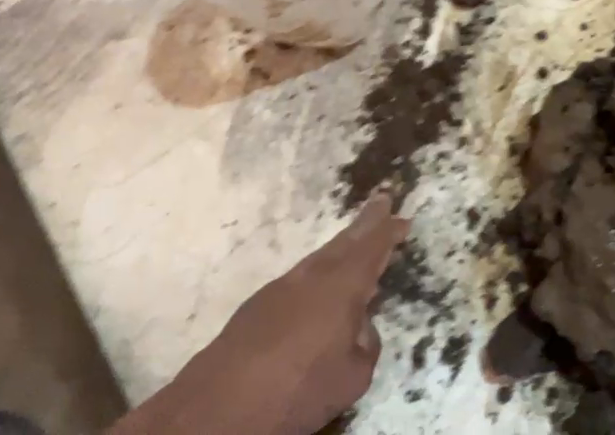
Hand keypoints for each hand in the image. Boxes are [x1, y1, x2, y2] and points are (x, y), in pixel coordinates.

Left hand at [115, 192, 410, 434]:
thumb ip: (366, 345)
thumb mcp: (353, 377)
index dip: (389, 229)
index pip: (372, 246)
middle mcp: (311, 277)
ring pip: (319, 259)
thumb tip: (360, 329)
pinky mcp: (254, 310)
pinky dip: (318, 273)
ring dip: (341, 248)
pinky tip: (320, 289)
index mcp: (341, 286)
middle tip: (382, 202)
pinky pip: (299, 279)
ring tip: (356, 244)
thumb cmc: (296, 389)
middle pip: (344, 242)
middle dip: (366, 223)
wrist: (213, 412)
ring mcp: (279, 290)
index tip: (402, 215)